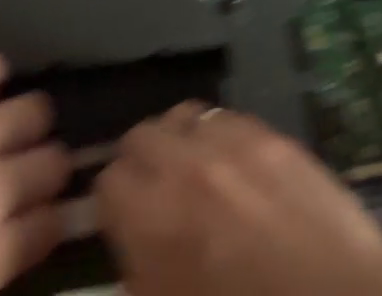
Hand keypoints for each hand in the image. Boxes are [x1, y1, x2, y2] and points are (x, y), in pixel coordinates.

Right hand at [96, 102, 381, 295]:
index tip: (127, 220)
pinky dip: (223, 136)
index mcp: (151, 218)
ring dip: (182, 140)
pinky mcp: (274, 136)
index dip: (115, 204)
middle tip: (160, 193)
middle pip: (140, 136)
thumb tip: (138, 241)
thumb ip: (142, 267)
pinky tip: (239, 167)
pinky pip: (231, 118)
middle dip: (143, 163)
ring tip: (198, 170)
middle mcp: (185, 166)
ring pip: (185, 115)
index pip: (107, 181)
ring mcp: (233, 144)